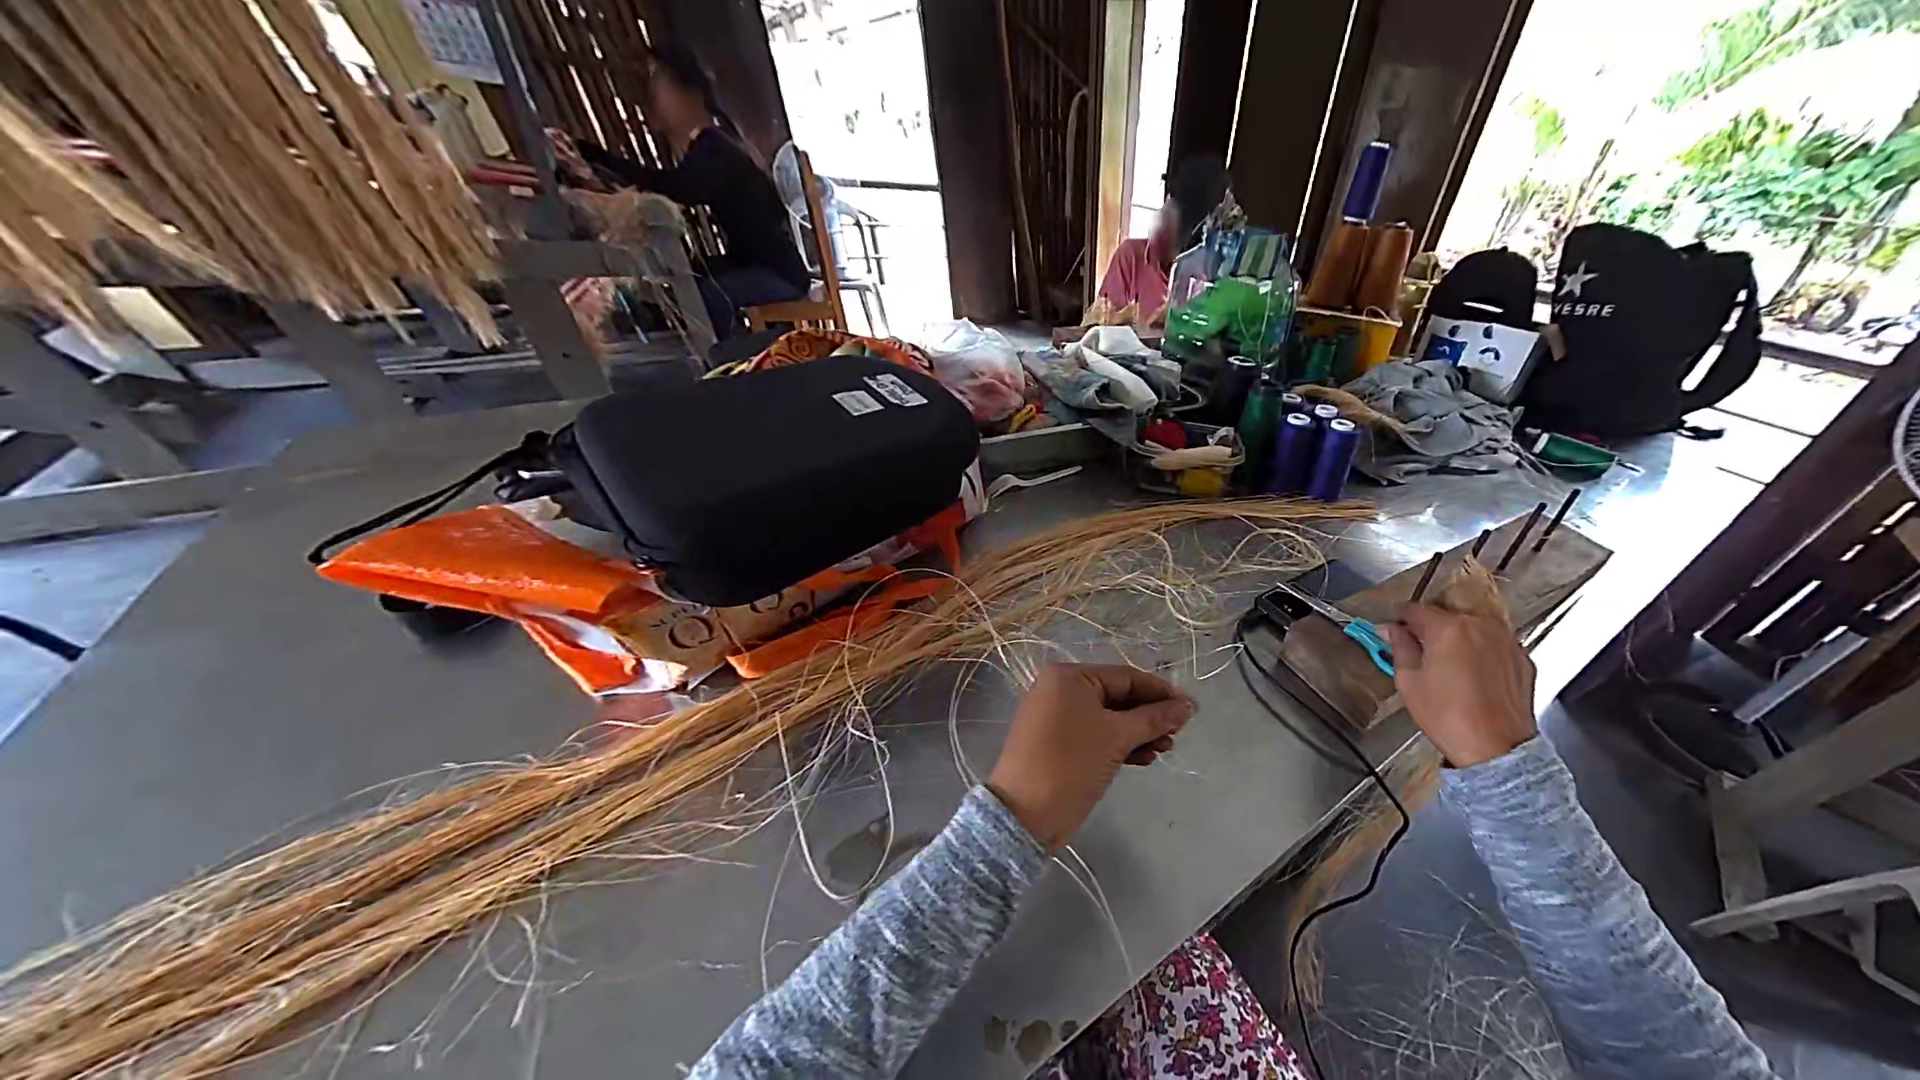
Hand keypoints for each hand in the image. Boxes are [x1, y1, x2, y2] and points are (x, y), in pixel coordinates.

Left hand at [987, 663, 1194, 852]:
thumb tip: (1187, 705)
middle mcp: (1059, 689)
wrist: (1025, 813)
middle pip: (1117, 696)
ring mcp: (1056, 716)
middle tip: (1179, 733)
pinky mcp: (1057, 741)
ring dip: (1138, 732)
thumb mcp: (1117, 737)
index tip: (1192, 708)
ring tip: (1165, 749)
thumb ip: (1154, 718)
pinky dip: (1119, 744)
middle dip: (1150, 715)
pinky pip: (1095, 734)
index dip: (1160, 692)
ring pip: (1108, 717)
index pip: (1125, 676)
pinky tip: (1144, 758)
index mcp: (1069, 677)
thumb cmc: (1071, 763)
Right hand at [1385, 604, 1536, 767]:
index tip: (1395, 630)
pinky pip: (1493, 643)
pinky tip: (1470, 674)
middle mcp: (1481, 627)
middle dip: (1429, 627)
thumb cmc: (1450, 716)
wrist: (1495, 748)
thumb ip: (1399, 647)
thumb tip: (1392, 631)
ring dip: (1457, 636)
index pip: (1414, 609)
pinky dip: (1480, 650)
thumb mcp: (1408, 680)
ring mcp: (1506, 641)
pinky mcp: (1522, 659)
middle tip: (1418, 650)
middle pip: (1446, 613)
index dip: (1399, 619)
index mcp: (1448, 628)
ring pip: (1472, 626)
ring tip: (1447, 663)